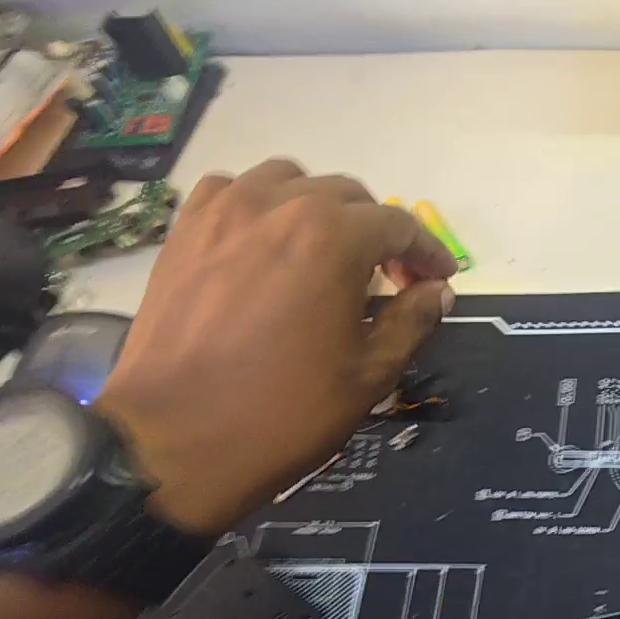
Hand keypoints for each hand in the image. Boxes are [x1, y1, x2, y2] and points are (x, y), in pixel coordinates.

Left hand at [95, 159, 457, 534]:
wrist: (179, 436)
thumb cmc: (289, 410)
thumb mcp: (371, 373)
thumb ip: (412, 321)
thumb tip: (437, 291)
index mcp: (331, 238)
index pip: (399, 225)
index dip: (429, 252)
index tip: (441, 281)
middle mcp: (278, 205)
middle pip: (348, 196)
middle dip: (381, 234)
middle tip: (393, 281)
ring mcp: (223, 211)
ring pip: (290, 181)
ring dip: (323, 211)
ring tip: (332, 258)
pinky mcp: (185, 230)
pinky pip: (235, 192)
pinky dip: (266, 208)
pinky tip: (272, 249)